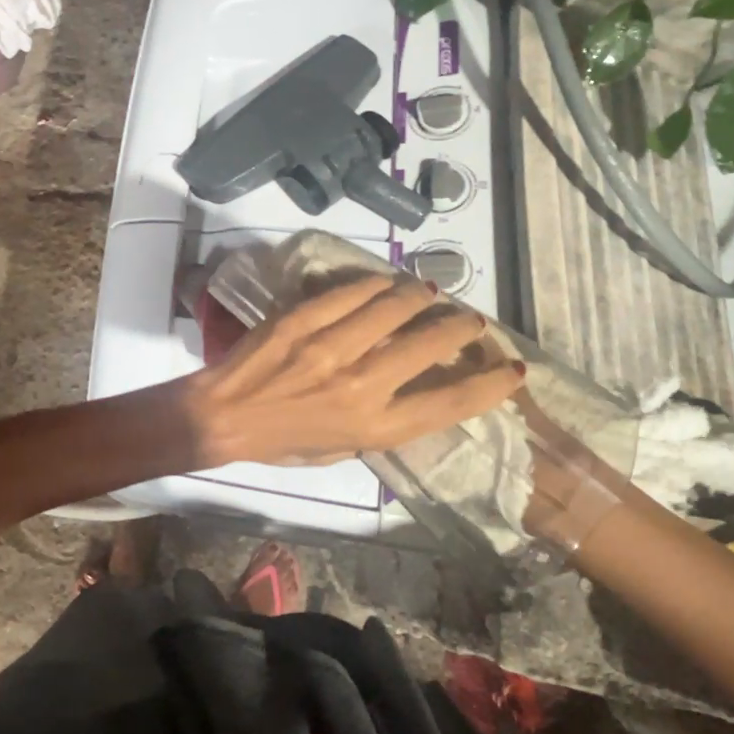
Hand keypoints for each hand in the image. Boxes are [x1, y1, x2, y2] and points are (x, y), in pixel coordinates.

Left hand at [181, 274, 522, 466]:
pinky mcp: (303, 318)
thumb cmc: (281, 442)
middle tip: (470, 319)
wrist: (220, 416)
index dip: (491, 384)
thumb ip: (381, 422)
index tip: (513, 368)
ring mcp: (331, 346)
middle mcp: (362, 384)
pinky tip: (387, 283)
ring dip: (423, 296)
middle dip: (462, 327)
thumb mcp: (342, 449)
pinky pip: (352, 293)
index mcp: (375, 427)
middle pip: (431, 344)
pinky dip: (377, 284)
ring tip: (432, 294)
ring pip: (395, 307)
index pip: (451, 402)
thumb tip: (412, 392)